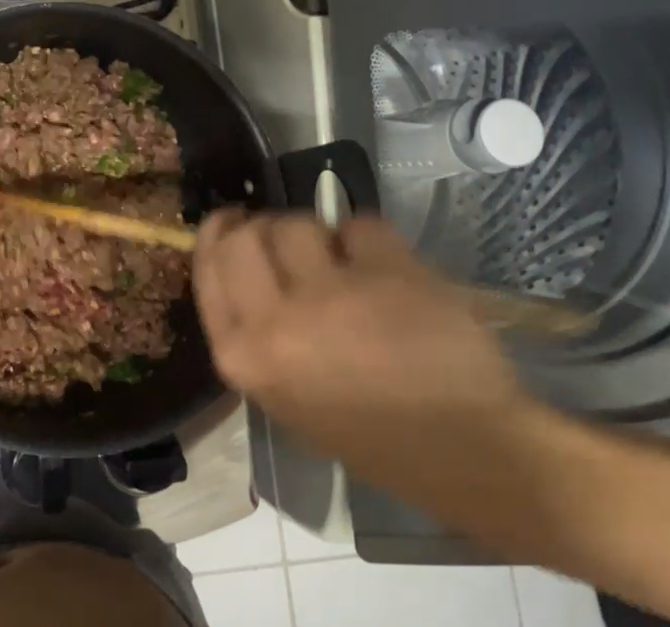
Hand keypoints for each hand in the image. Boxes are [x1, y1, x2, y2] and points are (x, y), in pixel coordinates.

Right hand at [192, 211, 526, 466]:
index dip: (219, 232)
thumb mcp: (278, 391)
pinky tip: (385, 267)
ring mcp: (332, 296)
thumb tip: (245, 259)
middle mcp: (274, 322)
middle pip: (247, 235)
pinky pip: (360, 225)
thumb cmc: (363, 430)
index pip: (210, 264)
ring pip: (300, 224)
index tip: (232, 220)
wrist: (460, 451)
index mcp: (241, 354)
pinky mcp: (389, 277)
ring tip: (345, 262)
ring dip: (320, 233)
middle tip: (292, 239)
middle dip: (266, 227)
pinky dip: (369, 237)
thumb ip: (250, 329)